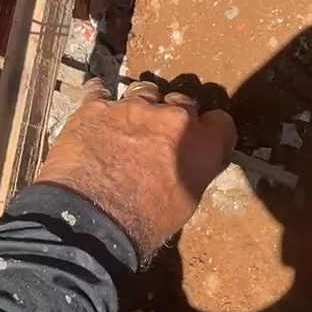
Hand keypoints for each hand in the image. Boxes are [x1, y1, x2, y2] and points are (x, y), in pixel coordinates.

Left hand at [33, 80, 236, 256]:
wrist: (91, 216)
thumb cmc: (143, 221)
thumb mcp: (185, 203)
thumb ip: (194, 170)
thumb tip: (189, 163)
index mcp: (200, 144)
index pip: (221, 122)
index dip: (210, 131)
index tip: (201, 139)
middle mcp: (171, 117)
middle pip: (182, 102)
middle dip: (174, 116)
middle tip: (159, 136)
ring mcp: (132, 107)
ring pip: (144, 91)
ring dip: (141, 105)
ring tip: (127, 124)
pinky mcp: (96, 107)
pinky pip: (99, 90)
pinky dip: (100, 98)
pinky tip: (97, 109)